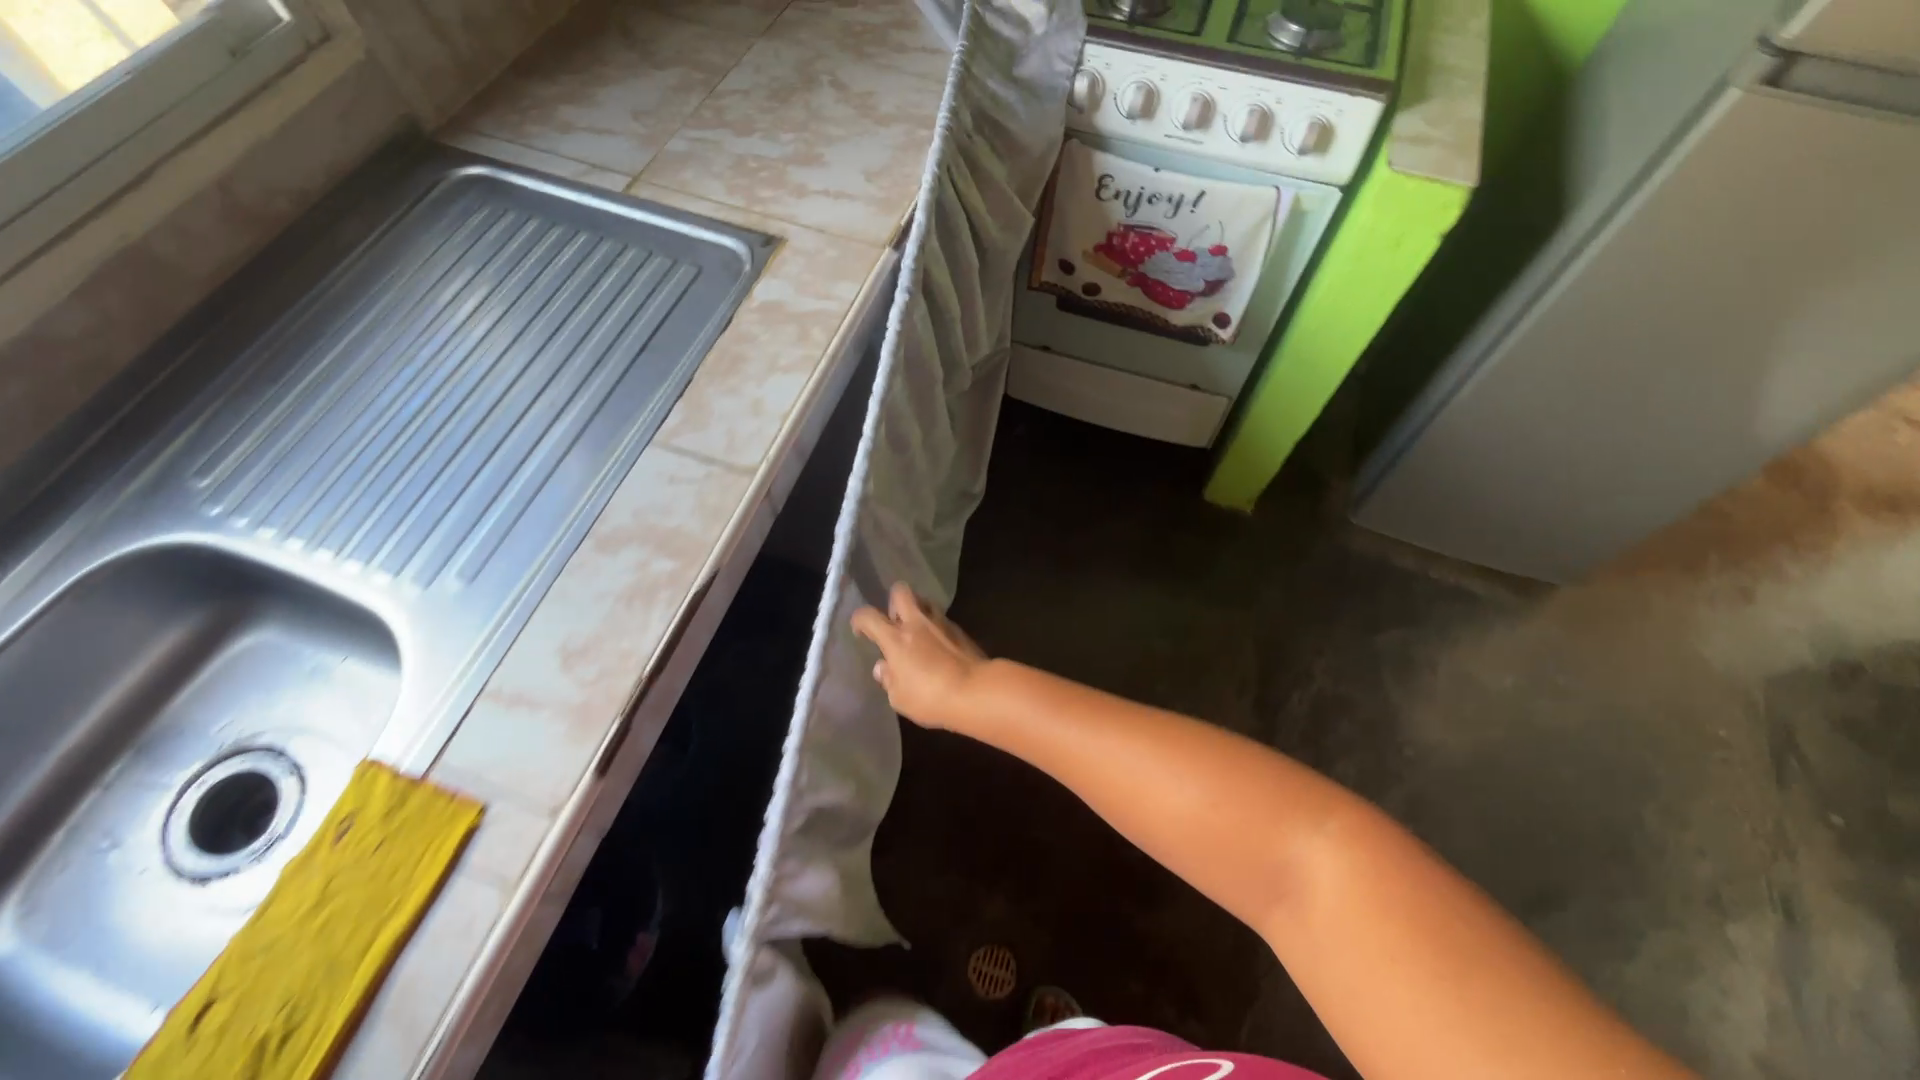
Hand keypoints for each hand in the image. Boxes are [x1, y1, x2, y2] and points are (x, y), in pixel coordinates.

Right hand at [850, 583, 988, 730]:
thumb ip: (889, 679)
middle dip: (893, 603)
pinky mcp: (961, 631)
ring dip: (918, 612)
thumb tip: (883, 667)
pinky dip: (936, 628)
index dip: (860, 620)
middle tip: (895, 623)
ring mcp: (942, 624)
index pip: (868, 616)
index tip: (861, 632)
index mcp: (896, 638)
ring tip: (918, 633)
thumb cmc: (930, 698)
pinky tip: (939, 646)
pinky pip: (943, 620)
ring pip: (925, 602)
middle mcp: (917, 623)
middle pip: (901, 592)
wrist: (976, 691)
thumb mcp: (899, 698)